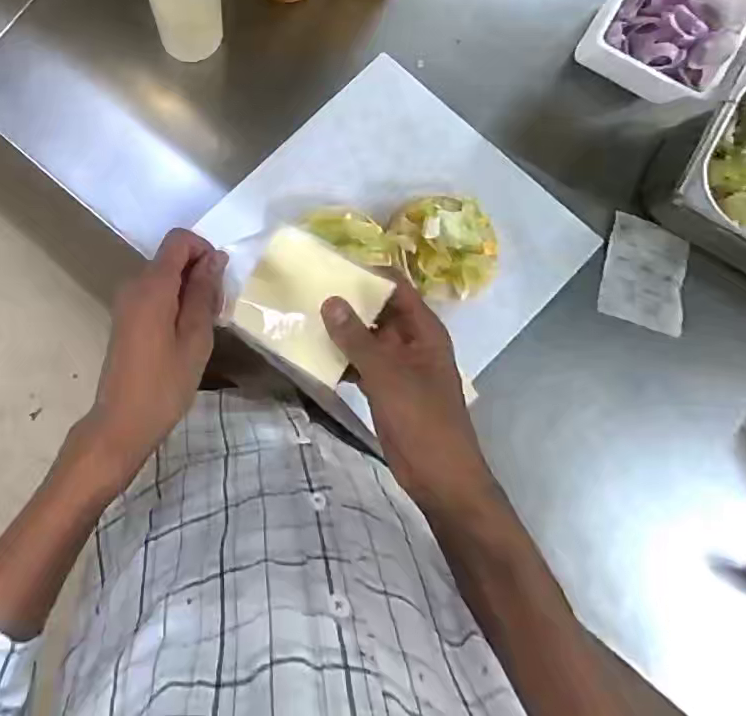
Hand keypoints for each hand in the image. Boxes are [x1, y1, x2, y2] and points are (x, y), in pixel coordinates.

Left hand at [81, 228, 226, 480]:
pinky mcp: (125, 318)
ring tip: (204, 328)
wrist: (121, 423)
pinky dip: (174, 302)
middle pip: (171, 258)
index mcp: (151, 286)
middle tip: (216, 312)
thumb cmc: (165, 383)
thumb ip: (203, 292)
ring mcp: (126, 302)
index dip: (203, 249)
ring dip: (188, 290)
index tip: (219, 280)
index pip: (178, 240)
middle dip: (199, 273)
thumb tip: (214, 258)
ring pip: (164, 277)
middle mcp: (134, 285)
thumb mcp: (195, 338)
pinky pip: (154, 294)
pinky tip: (185, 335)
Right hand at [323, 279, 494, 511]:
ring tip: (304, 317)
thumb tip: (330, 300)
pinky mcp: (386, 388)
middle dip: (349, 301)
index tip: (332, 268)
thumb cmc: (422, 420)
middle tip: (308, 291)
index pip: (396, 286)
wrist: (441, 479)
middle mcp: (412, 341)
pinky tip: (314, 356)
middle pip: (379, 309)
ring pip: (368, 337)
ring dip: (342, 331)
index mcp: (424, 330)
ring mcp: (399, 365)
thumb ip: (357, 338)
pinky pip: (362, 363)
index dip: (368, 274)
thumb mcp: (387, 375)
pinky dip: (342, 359)